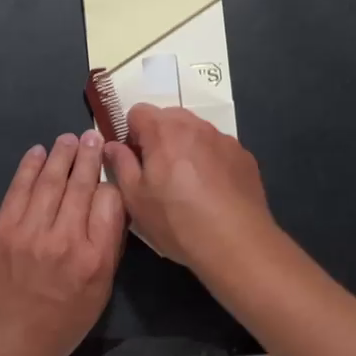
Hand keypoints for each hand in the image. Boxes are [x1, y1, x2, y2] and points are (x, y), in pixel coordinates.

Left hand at [0, 130, 125, 355]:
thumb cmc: (61, 321)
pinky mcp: (4, 228)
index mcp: (95, 259)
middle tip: (92, 136)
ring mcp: (31, 232)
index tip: (108, 174)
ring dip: (61, 154)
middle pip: (81, 185)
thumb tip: (111, 206)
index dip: (110, 184)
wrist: (7, 338)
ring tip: (69, 138)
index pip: (110, 203)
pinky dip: (30, 167)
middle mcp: (65, 240)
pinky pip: (20, 189)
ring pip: (51, 180)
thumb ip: (108, 247)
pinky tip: (38, 152)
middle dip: (88, 156)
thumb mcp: (101, 292)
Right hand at [107, 104, 278, 271]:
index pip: (138, 111)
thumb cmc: (177, 222)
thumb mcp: (136, 199)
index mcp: (164, 131)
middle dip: (158, 137)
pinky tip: (212, 191)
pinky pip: (218, 147)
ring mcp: (223, 138)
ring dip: (185, 146)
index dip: (131, 133)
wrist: (237, 244)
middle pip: (168, 117)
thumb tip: (112, 146)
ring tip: (187, 184)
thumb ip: (121, 165)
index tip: (134, 159)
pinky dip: (210, 160)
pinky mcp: (244, 155)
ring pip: (195, 131)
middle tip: (158, 173)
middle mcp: (195, 126)